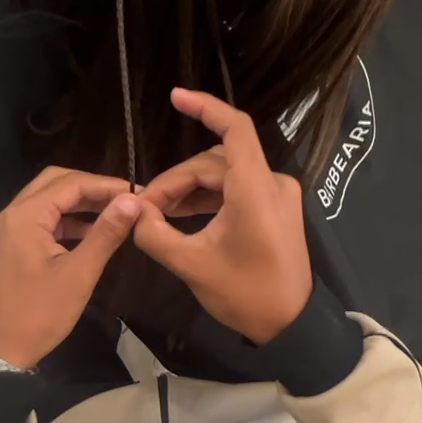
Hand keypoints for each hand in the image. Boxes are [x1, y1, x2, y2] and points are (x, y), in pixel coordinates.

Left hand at [0, 167, 142, 368]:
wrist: (2, 350)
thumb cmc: (41, 313)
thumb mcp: (79, 274)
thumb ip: (105, 233)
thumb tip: (132, 201)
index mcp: (25, 216)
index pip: (70, 184)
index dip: (106, 185)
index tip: (139, 193)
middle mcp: (11, 214)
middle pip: (55, 183)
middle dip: (91, 188)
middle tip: (125, 200)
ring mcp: (8, 229)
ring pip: (48, 200)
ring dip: (79, 203)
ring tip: (115, 214)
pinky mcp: (11, 244)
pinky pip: (41, 220)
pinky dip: (66, 221)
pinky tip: (92, 233)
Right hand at [134, 89, 311, 343]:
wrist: (290, 325)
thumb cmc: (245, 295)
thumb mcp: (191, 265)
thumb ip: (155, 235)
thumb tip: (131, 213)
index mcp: (255, 189)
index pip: (233, 129)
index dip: (204, 107)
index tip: (175, 97)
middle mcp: (271, 183)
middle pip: (215, 161)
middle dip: (176, 181)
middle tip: (145, 209)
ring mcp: (277, 196)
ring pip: (223, 177)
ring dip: (189, 191)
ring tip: (157, 215)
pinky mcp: (276, 210)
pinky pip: (236, 191)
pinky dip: (208, 200)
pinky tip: (181, 216)